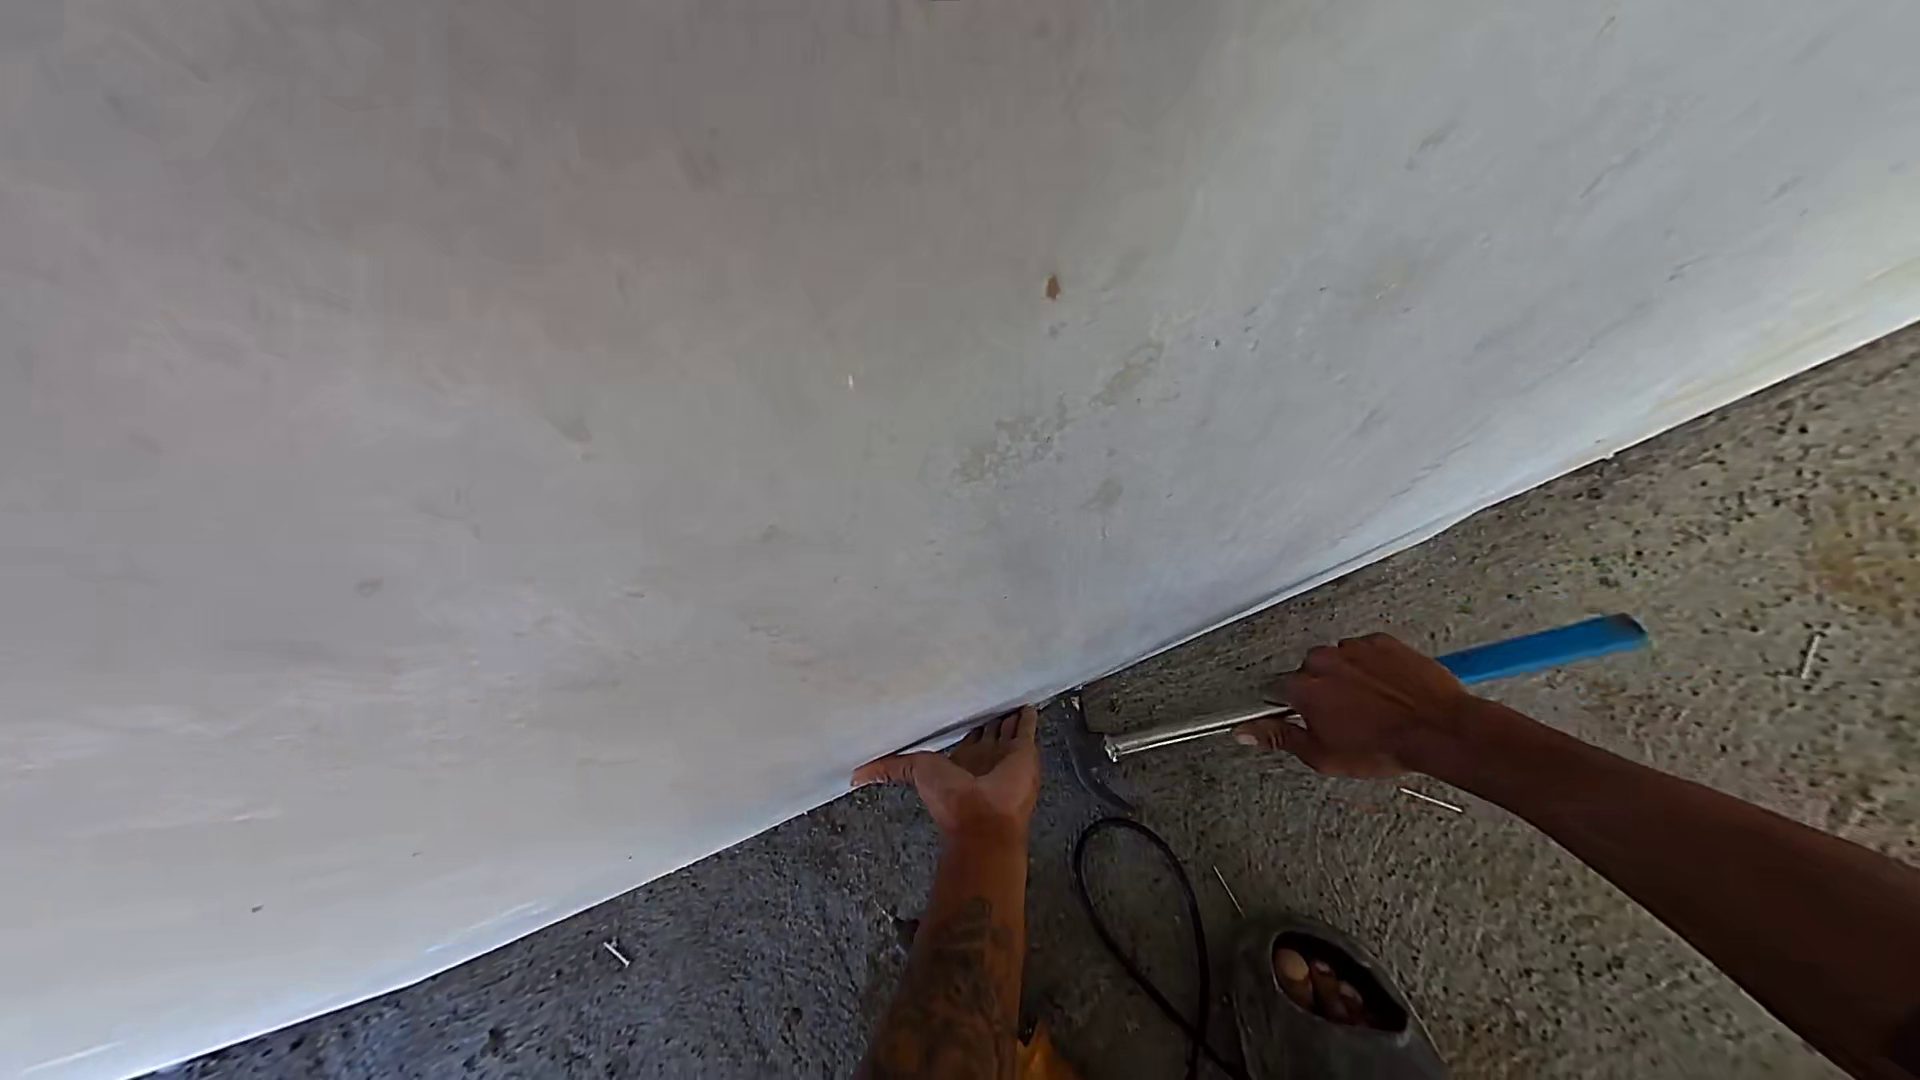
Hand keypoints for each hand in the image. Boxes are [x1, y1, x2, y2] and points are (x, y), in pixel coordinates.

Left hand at [853, 705, 1040, 839]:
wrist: (985, 820)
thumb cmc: (950, 800)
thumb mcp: (914, 773)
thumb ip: (889, 769)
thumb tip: (852, 776)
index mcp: (962, 762)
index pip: (964, 739)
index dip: (964, 724)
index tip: (961, 703)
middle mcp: (984, 758)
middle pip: (987, 733)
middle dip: (988, 717)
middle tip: (988, 692)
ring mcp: (1006, 756)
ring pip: (1007, 729)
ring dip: (1007, 715)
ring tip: (1007, 692)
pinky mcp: (1025, 751)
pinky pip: (1028, 729)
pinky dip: (1029, 717)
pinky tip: (1028, 704)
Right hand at [1233, 633, 1476, 776]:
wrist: (1441, 730)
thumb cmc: (1386, 745)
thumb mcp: (1322, 755)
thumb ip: (1277, 737)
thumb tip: (1243, 732)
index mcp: (1302, 687)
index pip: (1274, 689)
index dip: (1287, 705)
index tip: (1300, 714)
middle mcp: (1322, 662)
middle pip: (1308, 673)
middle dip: (1321, 691)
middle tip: (1343, 716)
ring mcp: (1352, 649)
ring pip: (1337, 661)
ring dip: (1347, 678)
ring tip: (1371, 704)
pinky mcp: (1380, 643)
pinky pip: (1366, 652)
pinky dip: (1372, 667)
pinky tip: (1386, 690)